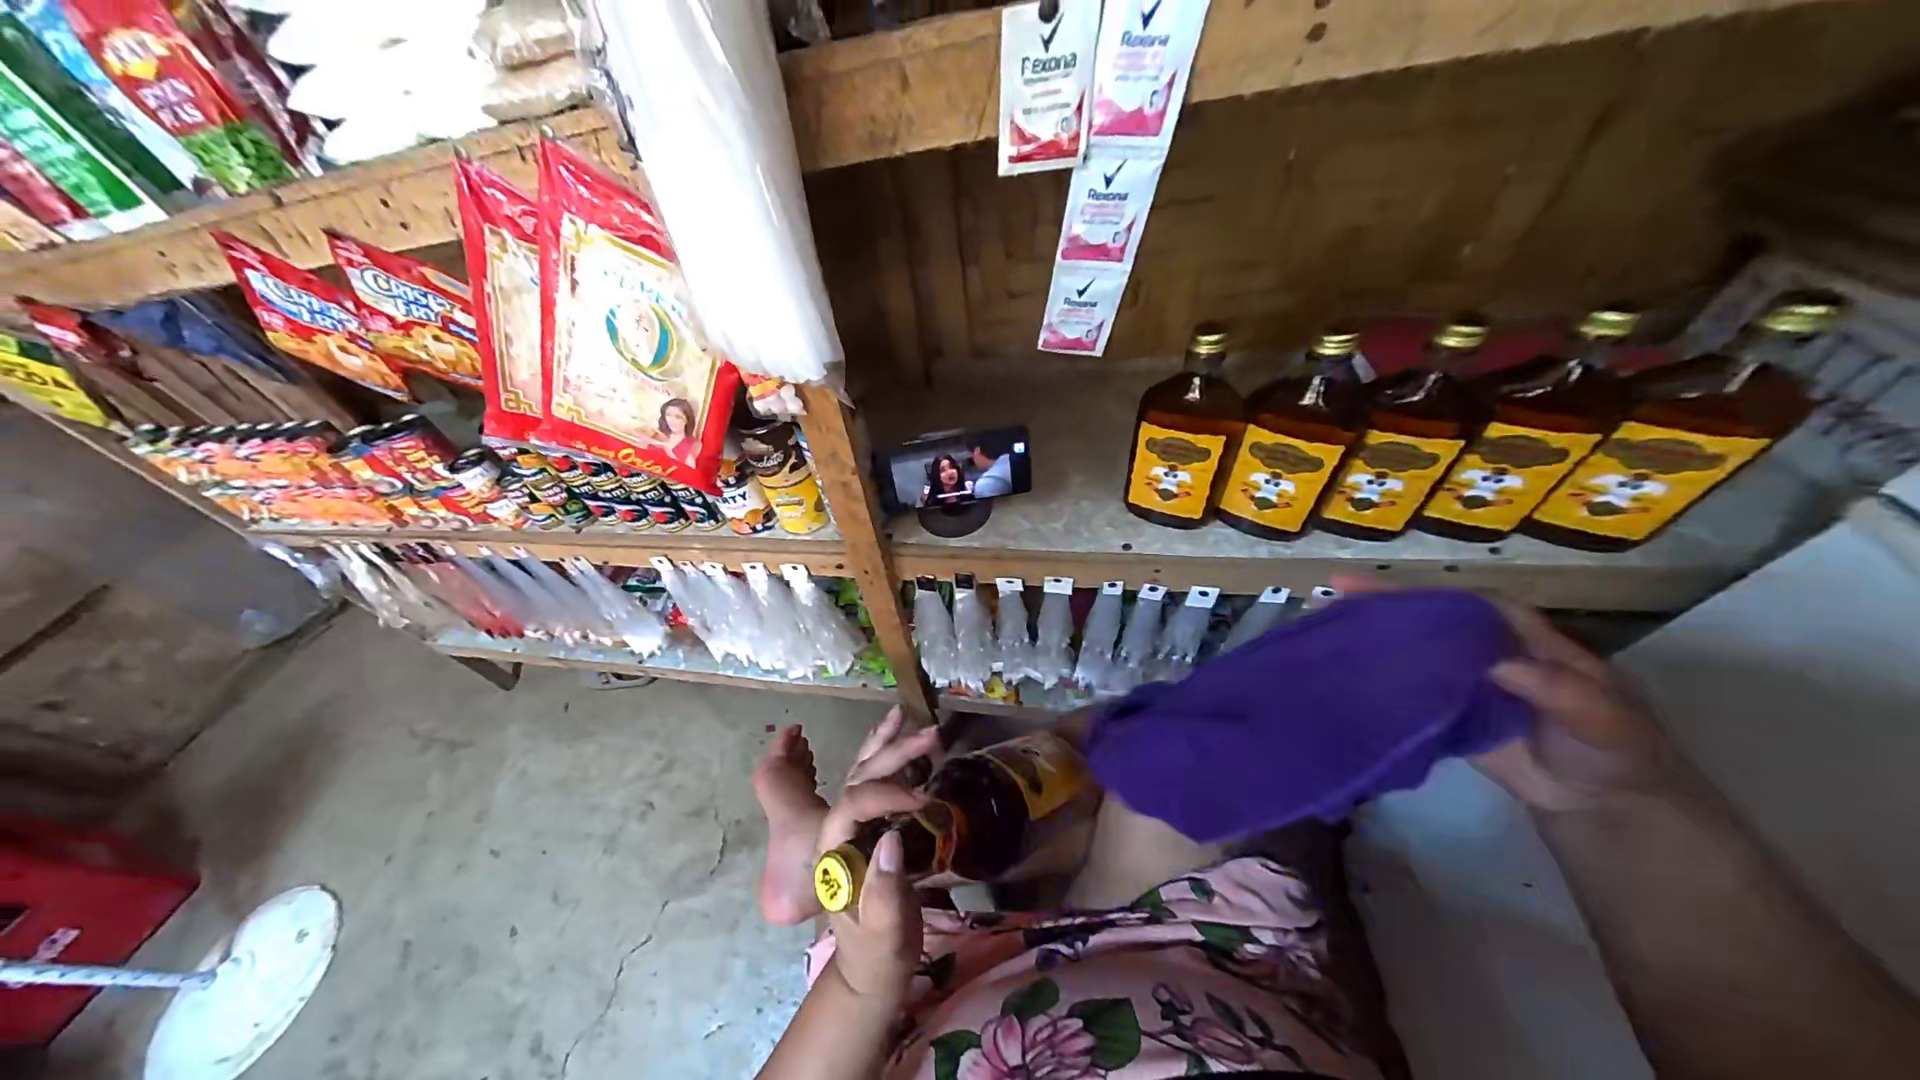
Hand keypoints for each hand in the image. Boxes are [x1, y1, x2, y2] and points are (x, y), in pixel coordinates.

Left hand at [817, 709, 937, 1003]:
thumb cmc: (877, 953)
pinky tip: (898, 738)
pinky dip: (883, 757)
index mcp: (833, 854)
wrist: (870, 968)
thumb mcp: (883, 933)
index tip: (924, 802)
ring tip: (904, 714)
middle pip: (858, 780)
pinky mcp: (866, 830)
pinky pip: (871, 783)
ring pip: (862, 775)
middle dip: (891, 752)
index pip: (853, 806)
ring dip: (885, 744)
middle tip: (931, 734)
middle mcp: (837, 833)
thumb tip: (891, 839)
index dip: (887, 797)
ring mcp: (851, 830)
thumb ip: (884, 891)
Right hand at [1327, 575, 1669, 812]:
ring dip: (1373, 637)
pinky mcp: (1446, 711)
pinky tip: (1345, 671)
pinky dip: (1379, 679)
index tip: (1379, 587)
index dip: (1421, 593)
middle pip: (1429, 619)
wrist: (1599, 801)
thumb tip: (1498, 665)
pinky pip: (1410, 689)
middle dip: (1382, 605)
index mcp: (1520, 637)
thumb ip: (1557, 689)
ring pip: (1413, 649)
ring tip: (1325, 624)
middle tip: (1333, 591)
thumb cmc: (1612, 749)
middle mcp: (1484, 650)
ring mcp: (1462, 681)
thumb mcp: (1600, 716)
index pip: (1465, 604)